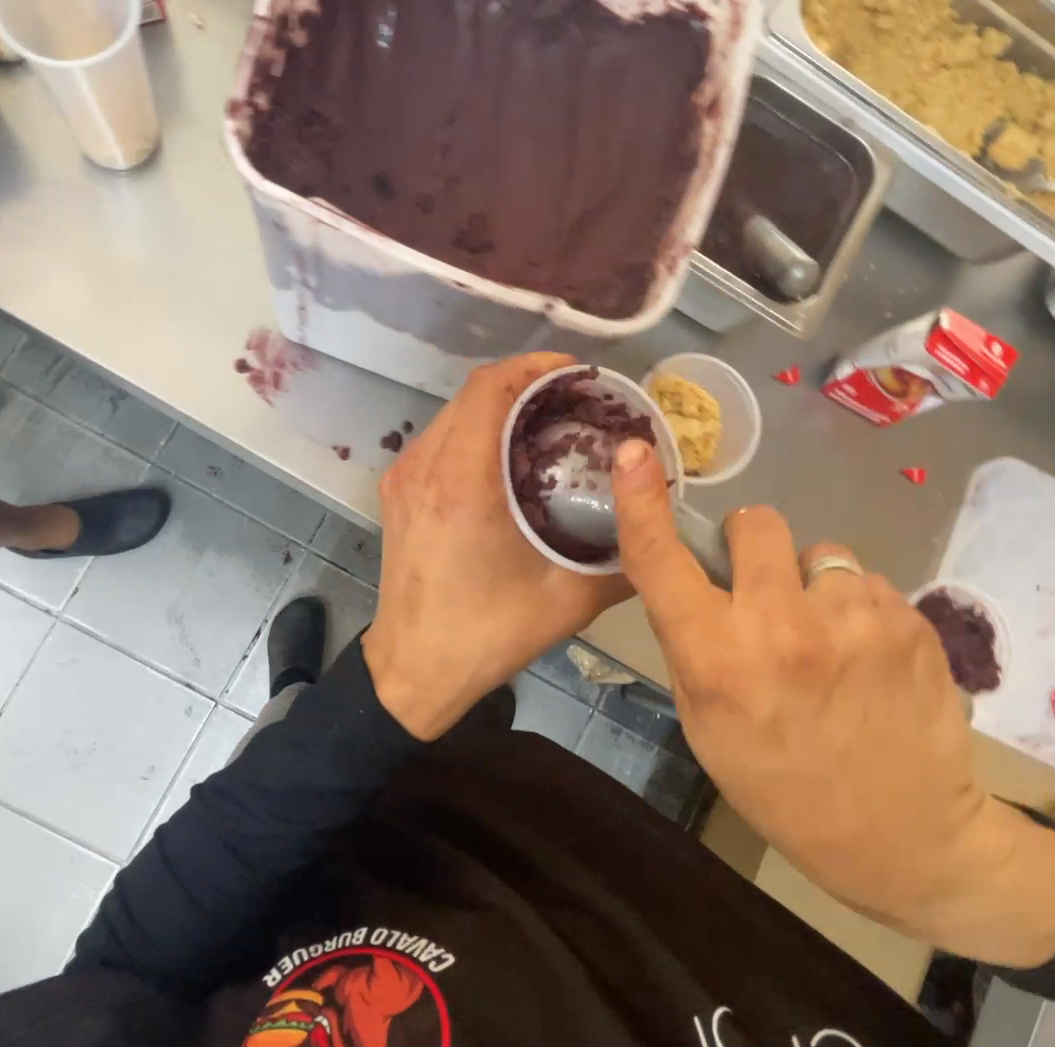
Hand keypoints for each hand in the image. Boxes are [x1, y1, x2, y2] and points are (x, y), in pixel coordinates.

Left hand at [364, 354, 632, 740]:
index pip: (489, 389)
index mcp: (462, 482)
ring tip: (544, 423)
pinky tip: (506, 457)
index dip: (533, 367)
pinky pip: (437, 442)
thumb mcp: (568, 599)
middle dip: (522, 384)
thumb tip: (658, 525)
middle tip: (572, 401)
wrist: (415, 671)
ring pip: (451, 416)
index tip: (575, 374)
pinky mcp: (396, 496)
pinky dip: (473, 433)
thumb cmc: (486, 635)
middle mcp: (424, 469)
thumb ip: (623, 561)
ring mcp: (402, 480)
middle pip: (470, 395)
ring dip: (496, 408)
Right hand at [608, 439, 1054, 967]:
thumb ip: (694, 643)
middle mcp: (781, 624)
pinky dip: (855, 608)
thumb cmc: (778, 783)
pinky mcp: (909, 618)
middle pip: (757, 523)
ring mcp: (854, 617)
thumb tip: (695, 578)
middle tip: (764, 593)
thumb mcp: (706, 723)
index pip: (663, 561)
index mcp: (716, 658)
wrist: (900, 832)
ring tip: (827, 642)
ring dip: (811, 584)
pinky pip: (864, 582)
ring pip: (819, 553)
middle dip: (753, 549)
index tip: (636, 453)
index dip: (643, 503)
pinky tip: (867, 658)